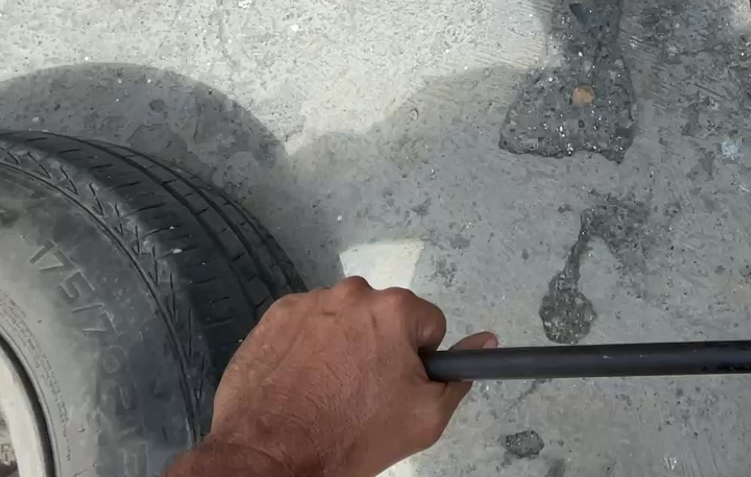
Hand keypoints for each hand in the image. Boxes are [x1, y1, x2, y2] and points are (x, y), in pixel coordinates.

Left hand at [167, 278, 495, 476]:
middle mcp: (355, 291)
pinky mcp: (275, 314)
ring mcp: (311, 300)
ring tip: (325, 389)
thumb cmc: (349, 438)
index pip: (428, 325)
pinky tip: (299, 378)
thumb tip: (486, 340)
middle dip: (380, 347)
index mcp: (395, 309)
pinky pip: (307, 321)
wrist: (264, 459)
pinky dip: (307, 344)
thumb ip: (458, 377)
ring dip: (343, 343)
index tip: (395, 387)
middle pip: (385, 317)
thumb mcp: (423, 419)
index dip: (417, 360)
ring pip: (346, 317)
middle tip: (361, 393)